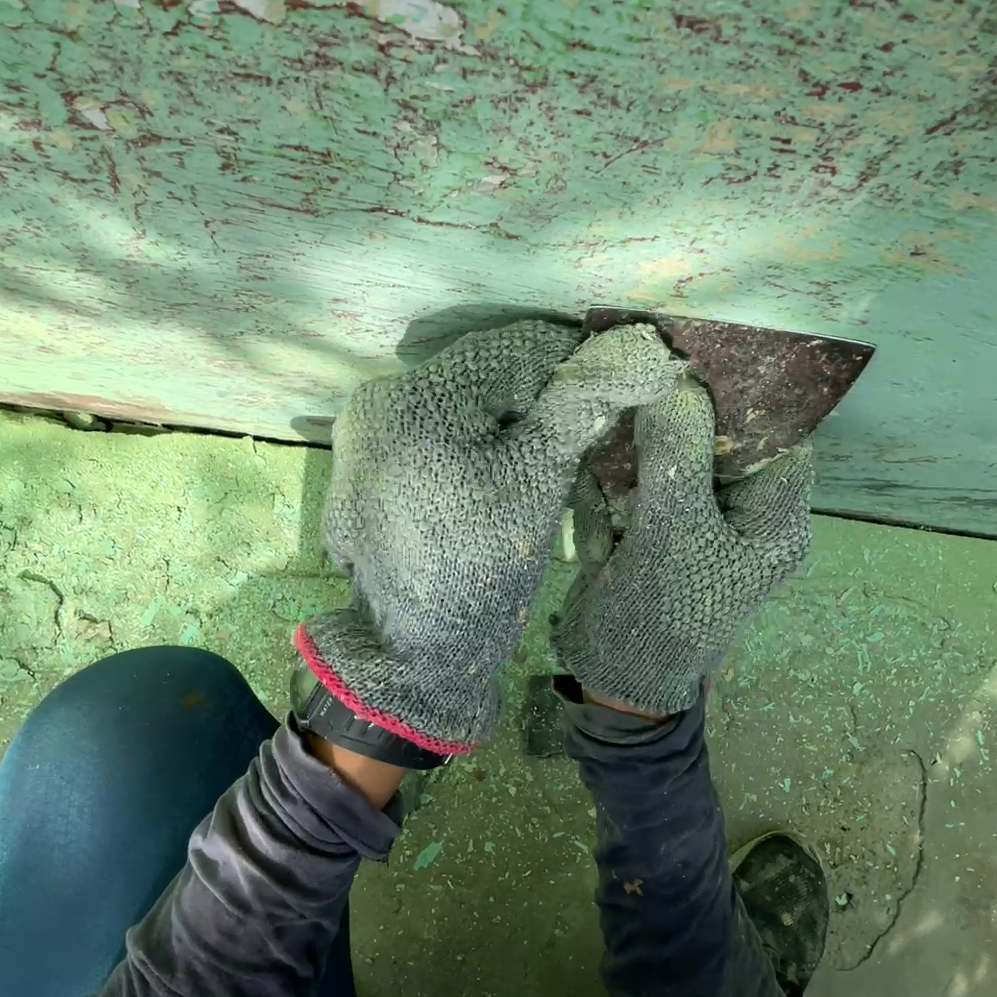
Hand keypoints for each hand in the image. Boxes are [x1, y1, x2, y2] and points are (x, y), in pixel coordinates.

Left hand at [298, 320, 683, 754]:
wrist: (418, 651)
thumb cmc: (484, 564)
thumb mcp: (538, 476)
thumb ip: (581, 402)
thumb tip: (638, 345)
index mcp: (412, 396)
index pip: (510, 350)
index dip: (569, 367)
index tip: (606, 398)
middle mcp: (372, 403)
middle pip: (478, 377)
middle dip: (531, 401)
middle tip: (569, 443)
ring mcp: (358, 440)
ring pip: (454, 407)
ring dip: (500, 424)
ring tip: (531, 468)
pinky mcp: (359, 471)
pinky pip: (427, 437)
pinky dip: (463, 447)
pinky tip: (485, 484)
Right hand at [555, 378, 813, 716]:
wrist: (615, 676)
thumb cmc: (660, 614)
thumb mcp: (672, 533)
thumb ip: (676, 455)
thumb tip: (673, 381)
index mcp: (776, 517)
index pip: (773, 434)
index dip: (736, 395)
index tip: (686, 363)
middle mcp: (748, 513)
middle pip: (721, 439)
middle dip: (677, 419)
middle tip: (636, 395)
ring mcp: (703, 519)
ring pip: (680, 454)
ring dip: (642, 448)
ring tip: (613, 450)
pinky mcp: (665, 526)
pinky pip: (650, 481)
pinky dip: (623, 477)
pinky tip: (603, 489)